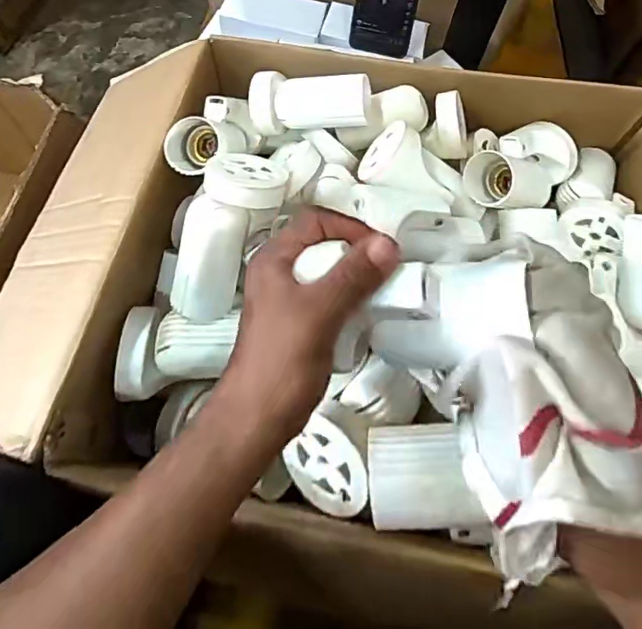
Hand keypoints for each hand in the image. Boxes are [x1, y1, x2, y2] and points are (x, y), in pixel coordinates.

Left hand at [209, 209, 399, 443]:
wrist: (256, 420)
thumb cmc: (278, 364)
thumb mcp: (320, 311)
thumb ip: (353, 276)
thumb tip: (385, 245)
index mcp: (274, 260)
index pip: (315, 220)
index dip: (348, 226)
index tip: (377, 246)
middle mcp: (279, 274)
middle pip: (323, 244)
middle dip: (356, 252)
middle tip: (384, 266)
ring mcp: (288, 300)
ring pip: (329, 273)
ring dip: (355, 278)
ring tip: (379, 290)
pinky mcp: (300, 325)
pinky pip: (331, 299)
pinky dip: (350, 301)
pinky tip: (364, 316)